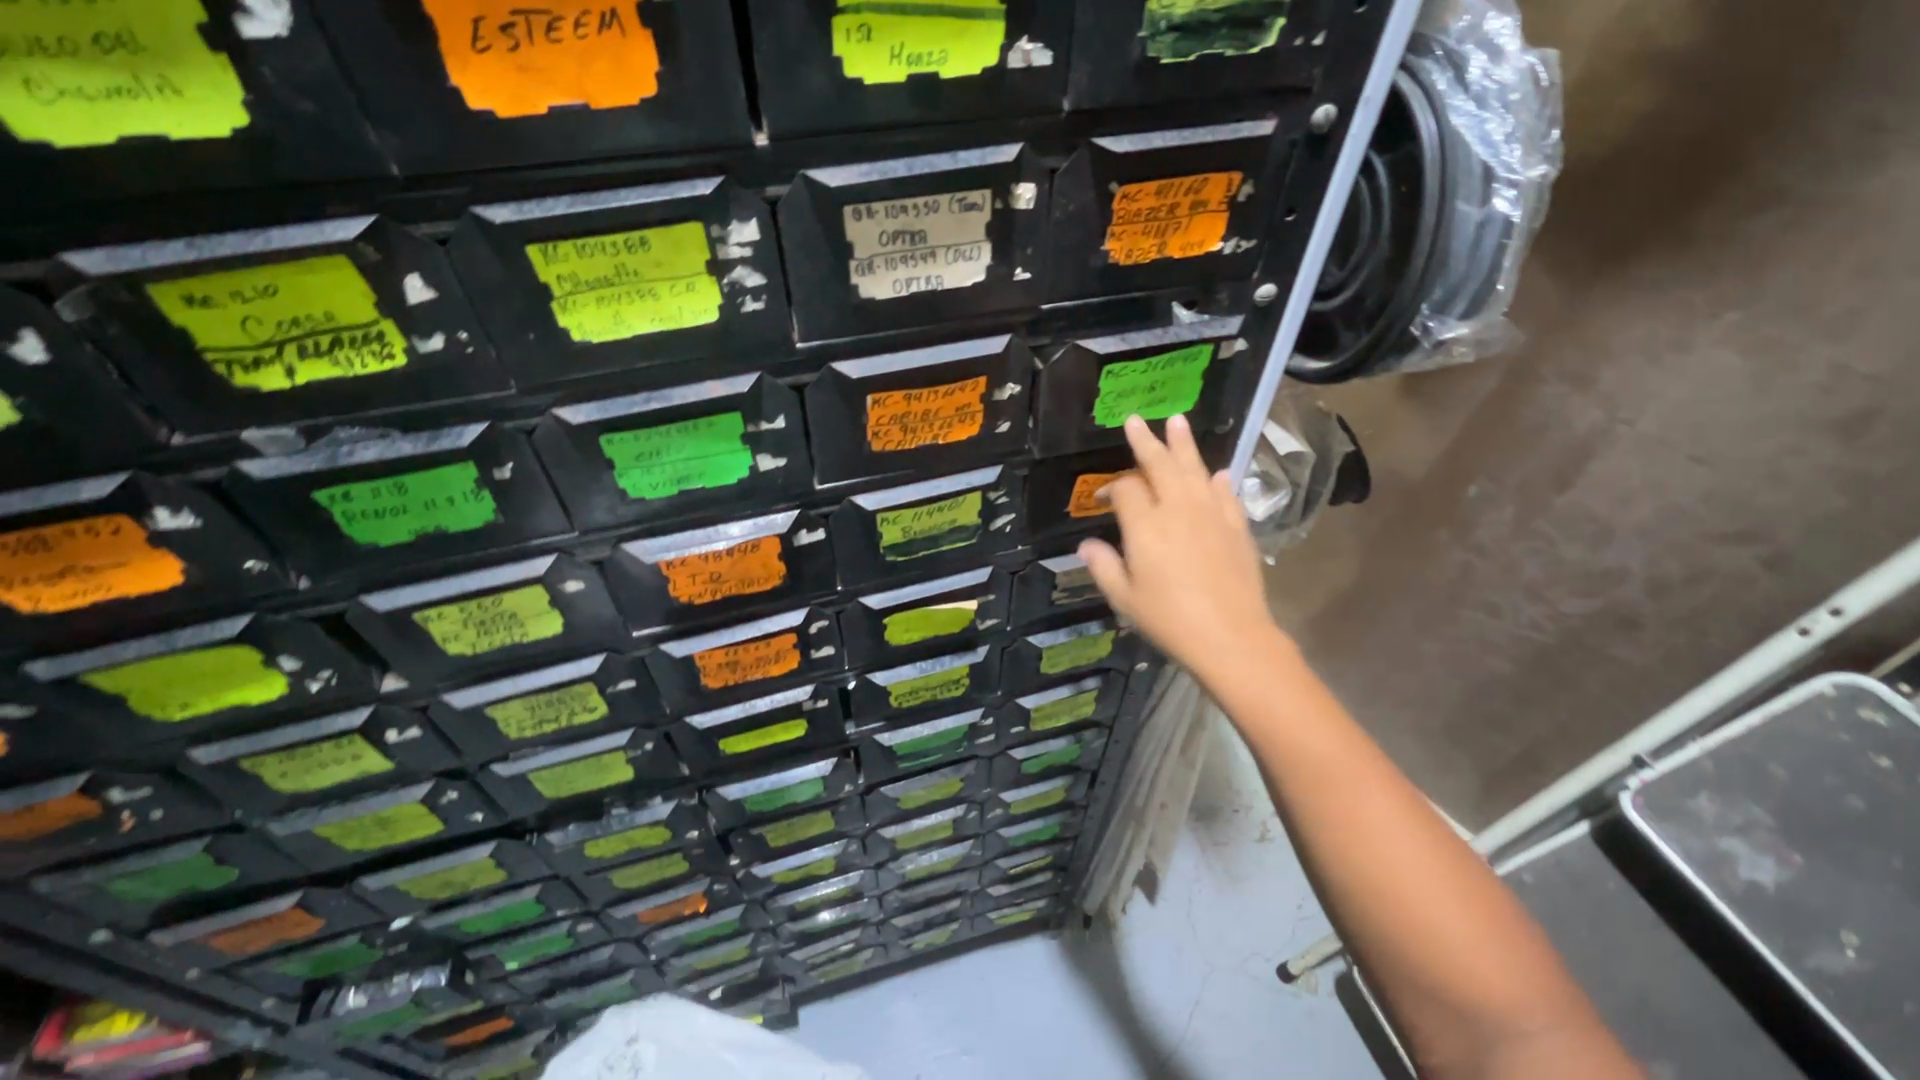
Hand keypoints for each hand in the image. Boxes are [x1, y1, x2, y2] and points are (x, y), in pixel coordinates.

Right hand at [1079, 415, 1287, 679]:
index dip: (1111, 488)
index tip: (1102, 499)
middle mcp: (1177, 509)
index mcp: (1145, 526)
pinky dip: (1218, 481)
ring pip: (1195, 469)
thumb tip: (1087, 545)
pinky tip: (1216, 473)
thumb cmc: (1170, 620)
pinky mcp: (1237, 527)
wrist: (1230, 635)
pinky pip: (1225, 494)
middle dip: (1146, 442)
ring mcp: (1211, 514)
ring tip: (1176, 421)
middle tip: (1137, 420)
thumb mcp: (1125, 599)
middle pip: (1160, 465)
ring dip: (1184, 445)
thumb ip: (1104, 567)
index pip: (1126, 490)